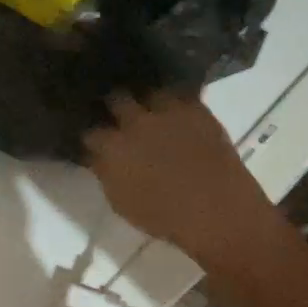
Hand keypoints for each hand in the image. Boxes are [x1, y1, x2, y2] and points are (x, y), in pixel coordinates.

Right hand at [82, 93, 285, 269]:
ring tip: (147, 107)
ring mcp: (168, 113)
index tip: (92, 141)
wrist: (217, 211)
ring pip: (150, 91)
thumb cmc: (162, 216)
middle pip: (116, 98)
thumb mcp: (119, 202)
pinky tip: (175, 110)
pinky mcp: (198, 110)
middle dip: (112, 104)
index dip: (90, 136)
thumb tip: (96, 157)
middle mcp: (136, 122)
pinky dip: (175, 99)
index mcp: (112, 146)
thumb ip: (104, 173)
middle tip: (116, 115)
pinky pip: (182, 93)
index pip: (90, 131)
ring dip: (145, 98)